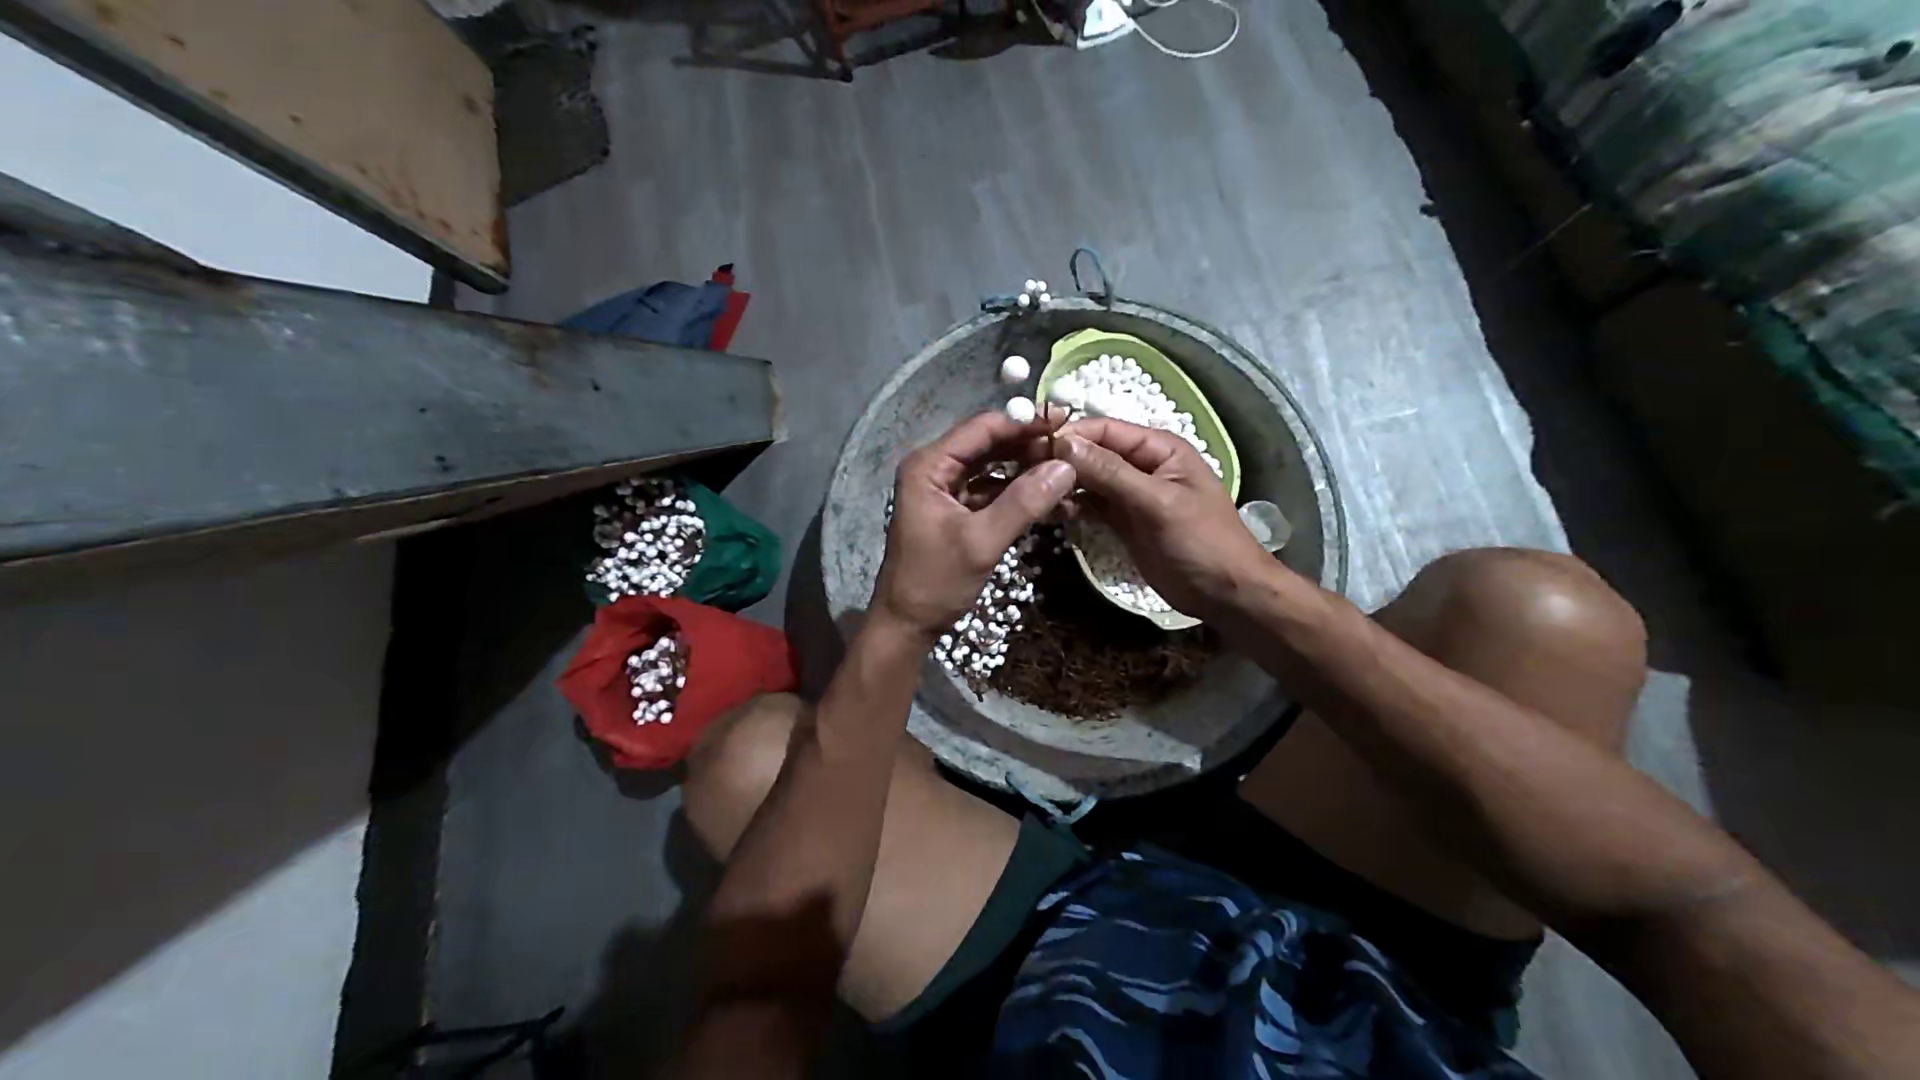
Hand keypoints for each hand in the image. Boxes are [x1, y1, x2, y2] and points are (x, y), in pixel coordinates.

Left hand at [873, 412, 1076, 637]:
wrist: (907, 624)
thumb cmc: (935, 581)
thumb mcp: (981, 541)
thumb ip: (1023, 503)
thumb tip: (1066, 468)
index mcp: (929, 466)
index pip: (982, 429)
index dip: (1024, 423)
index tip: (1065, 423)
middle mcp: (935, 470)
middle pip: (989, 445)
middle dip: (1030, 448)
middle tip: (1073, 452)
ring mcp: (944, 491)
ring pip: (993, 469)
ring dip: (1027, 471)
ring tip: (1068, 475)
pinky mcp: (956, 512)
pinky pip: (991, 492)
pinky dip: (1018, 495)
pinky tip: (1051, 501)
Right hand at [1052, 418, 1271, 617]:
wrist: (1225, 594)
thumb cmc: (1201, 542)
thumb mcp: (1156, 503)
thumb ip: (1111, 473)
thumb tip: (1064, 444)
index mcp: (1158, 448)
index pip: (1104, 430)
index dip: (1068, 436)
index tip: (1030, 448)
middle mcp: (1141, 464)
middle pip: (1091, 453)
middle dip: (1059, 461)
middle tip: (1021, 473)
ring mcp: (1130, 494)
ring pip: (1087, 480)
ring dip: (1061, 485)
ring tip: (1030, 495)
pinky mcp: (1122, 520)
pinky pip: (1090, 505)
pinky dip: (1071, 507)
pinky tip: (1050, 513)